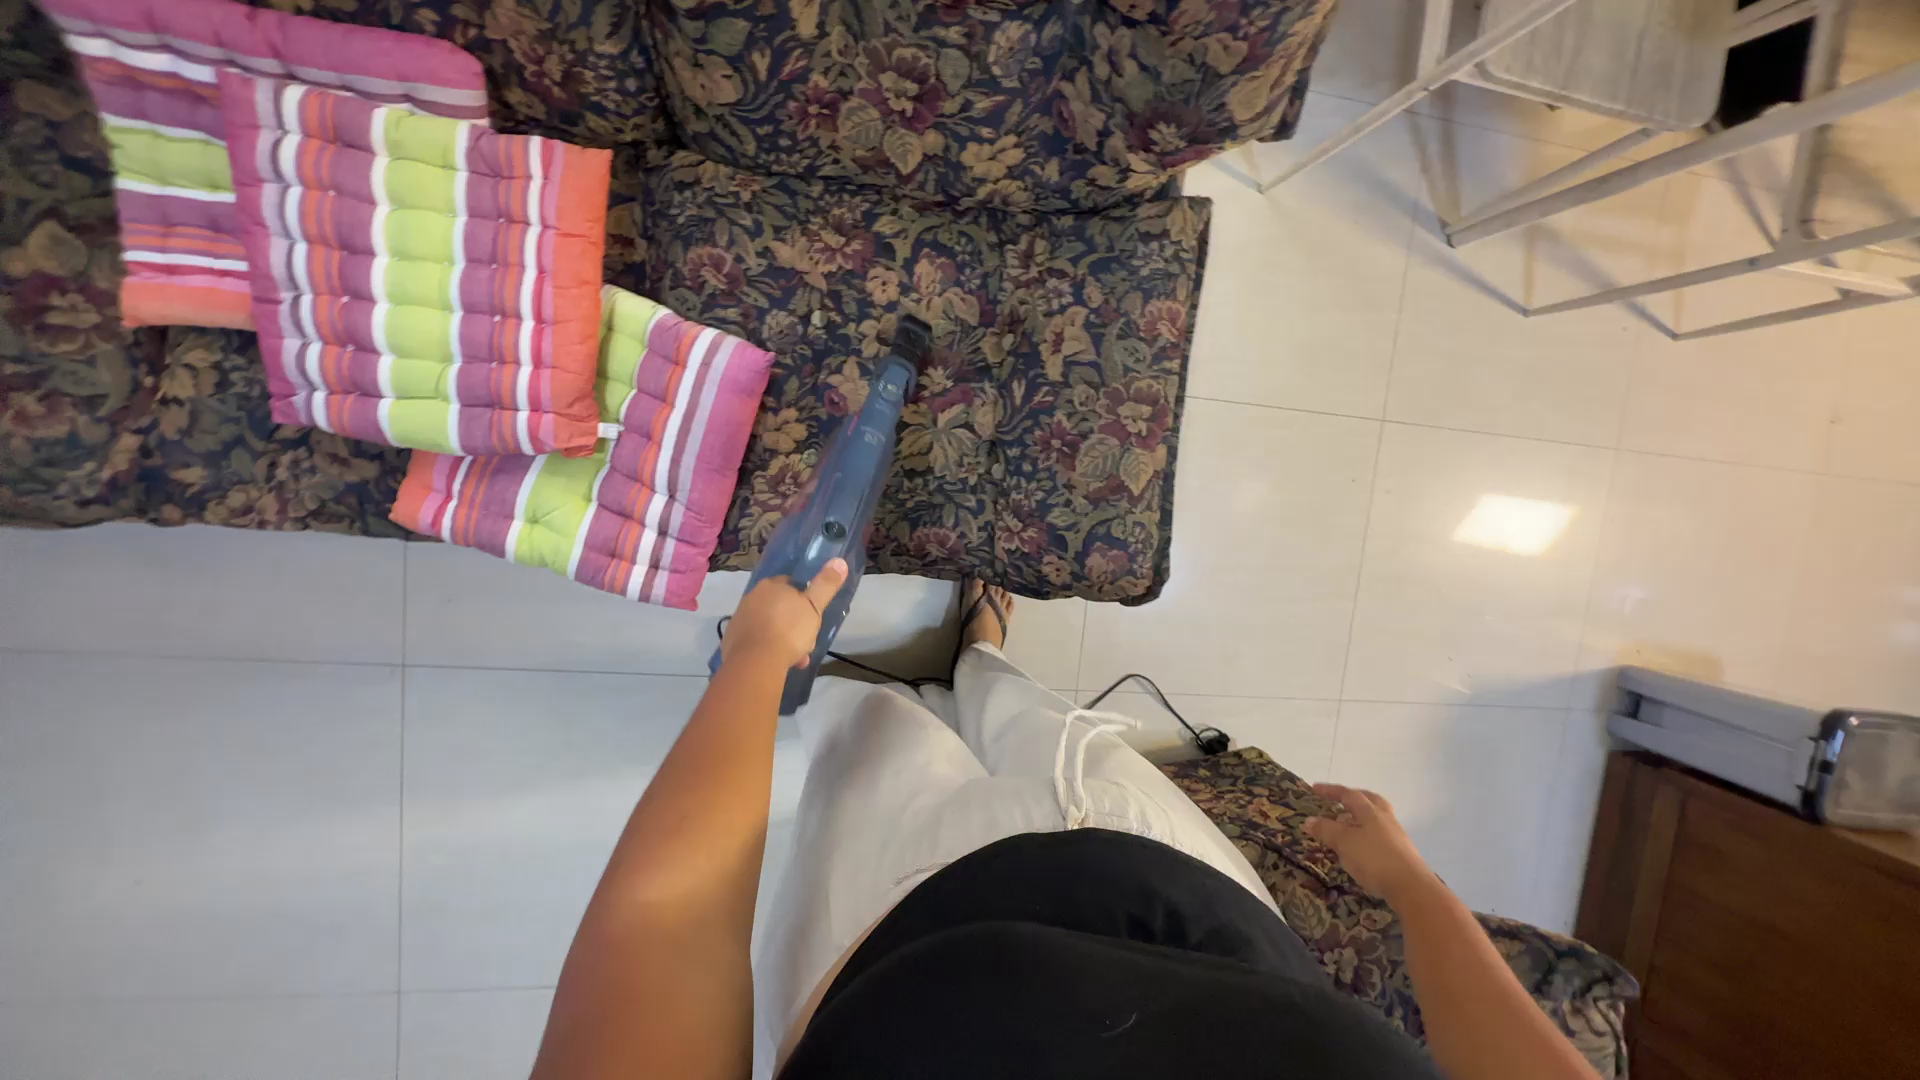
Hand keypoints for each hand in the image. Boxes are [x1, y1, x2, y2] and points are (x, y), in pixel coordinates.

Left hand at [720, 558, 849, 670]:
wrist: (756, 661)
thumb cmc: (789, 630)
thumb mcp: (814, 607)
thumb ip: (826, 585)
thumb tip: (839, 561)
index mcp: (771, 586)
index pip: (790, 584)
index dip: (803, 599)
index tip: (812, 615)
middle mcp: (752, 597)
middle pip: (778, 607)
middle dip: (793, 623)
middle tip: (806, 640)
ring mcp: (740, 618)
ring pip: (768, 626)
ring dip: (782, 639)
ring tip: (796, 658)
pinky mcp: (732, 639)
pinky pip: (756, 641)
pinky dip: (767, 649)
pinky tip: (778, 663)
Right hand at [1303, 783, 1441, 906]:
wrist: (1412, 888)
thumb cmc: (1374, 858)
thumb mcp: (1344, 842)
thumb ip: (1326, 830)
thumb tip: (1309, 820)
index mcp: (1371, 812)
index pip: (1349, 794)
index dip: (1331, 791)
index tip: (1314, 788)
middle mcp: (1386, 820)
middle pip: (1370, 802)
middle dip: (1354, 799)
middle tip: (1339, 801)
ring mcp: (1397, 838)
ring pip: (1377, 821)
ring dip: (1361, 820)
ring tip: (1346, 828)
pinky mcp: (1402, 856)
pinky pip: (1380, 838)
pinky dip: (1367, 838)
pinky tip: (1359, 850)